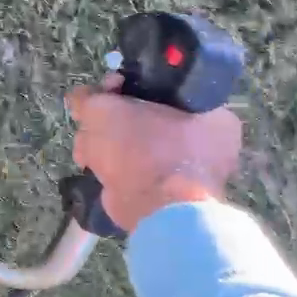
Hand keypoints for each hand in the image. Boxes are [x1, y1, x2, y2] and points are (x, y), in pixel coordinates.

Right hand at [68, 72, 242, 232]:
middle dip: (105, 122)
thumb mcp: (103, 108)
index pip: (160, 89)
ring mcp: (190, 168)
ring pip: (130, 142)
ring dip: (101, 144)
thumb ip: (89, 95)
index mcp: (211, 115)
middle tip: (91, 125)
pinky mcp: (170, 188)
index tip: (105, 93)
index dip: (125, 88)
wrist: (155, 208)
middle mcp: (208, 141)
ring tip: (90, 154)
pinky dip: (113, 165)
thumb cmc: (141, 149)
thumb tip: (85, 96)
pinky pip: (134, 165)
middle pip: (139, 117)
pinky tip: (97, 167)